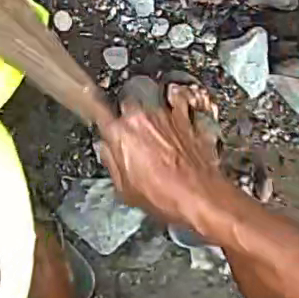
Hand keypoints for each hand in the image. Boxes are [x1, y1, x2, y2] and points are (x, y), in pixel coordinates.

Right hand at [98, 82, 227, 229]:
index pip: (98, 111)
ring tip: (154, 132)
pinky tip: (173, 107)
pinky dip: (173, 101)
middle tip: (132, 137)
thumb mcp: (127, 190)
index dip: (96, 111)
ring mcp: (162, 114)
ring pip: (148, 101)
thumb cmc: (168, 198)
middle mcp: (139, 117)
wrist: (203, 198)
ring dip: (149, 114)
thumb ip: (111, 162)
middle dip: (127, 118)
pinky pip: (175, 99)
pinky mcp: (183, 116)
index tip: (95, 110)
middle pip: (125, 106)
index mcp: (120, 133)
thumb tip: (106, 150)